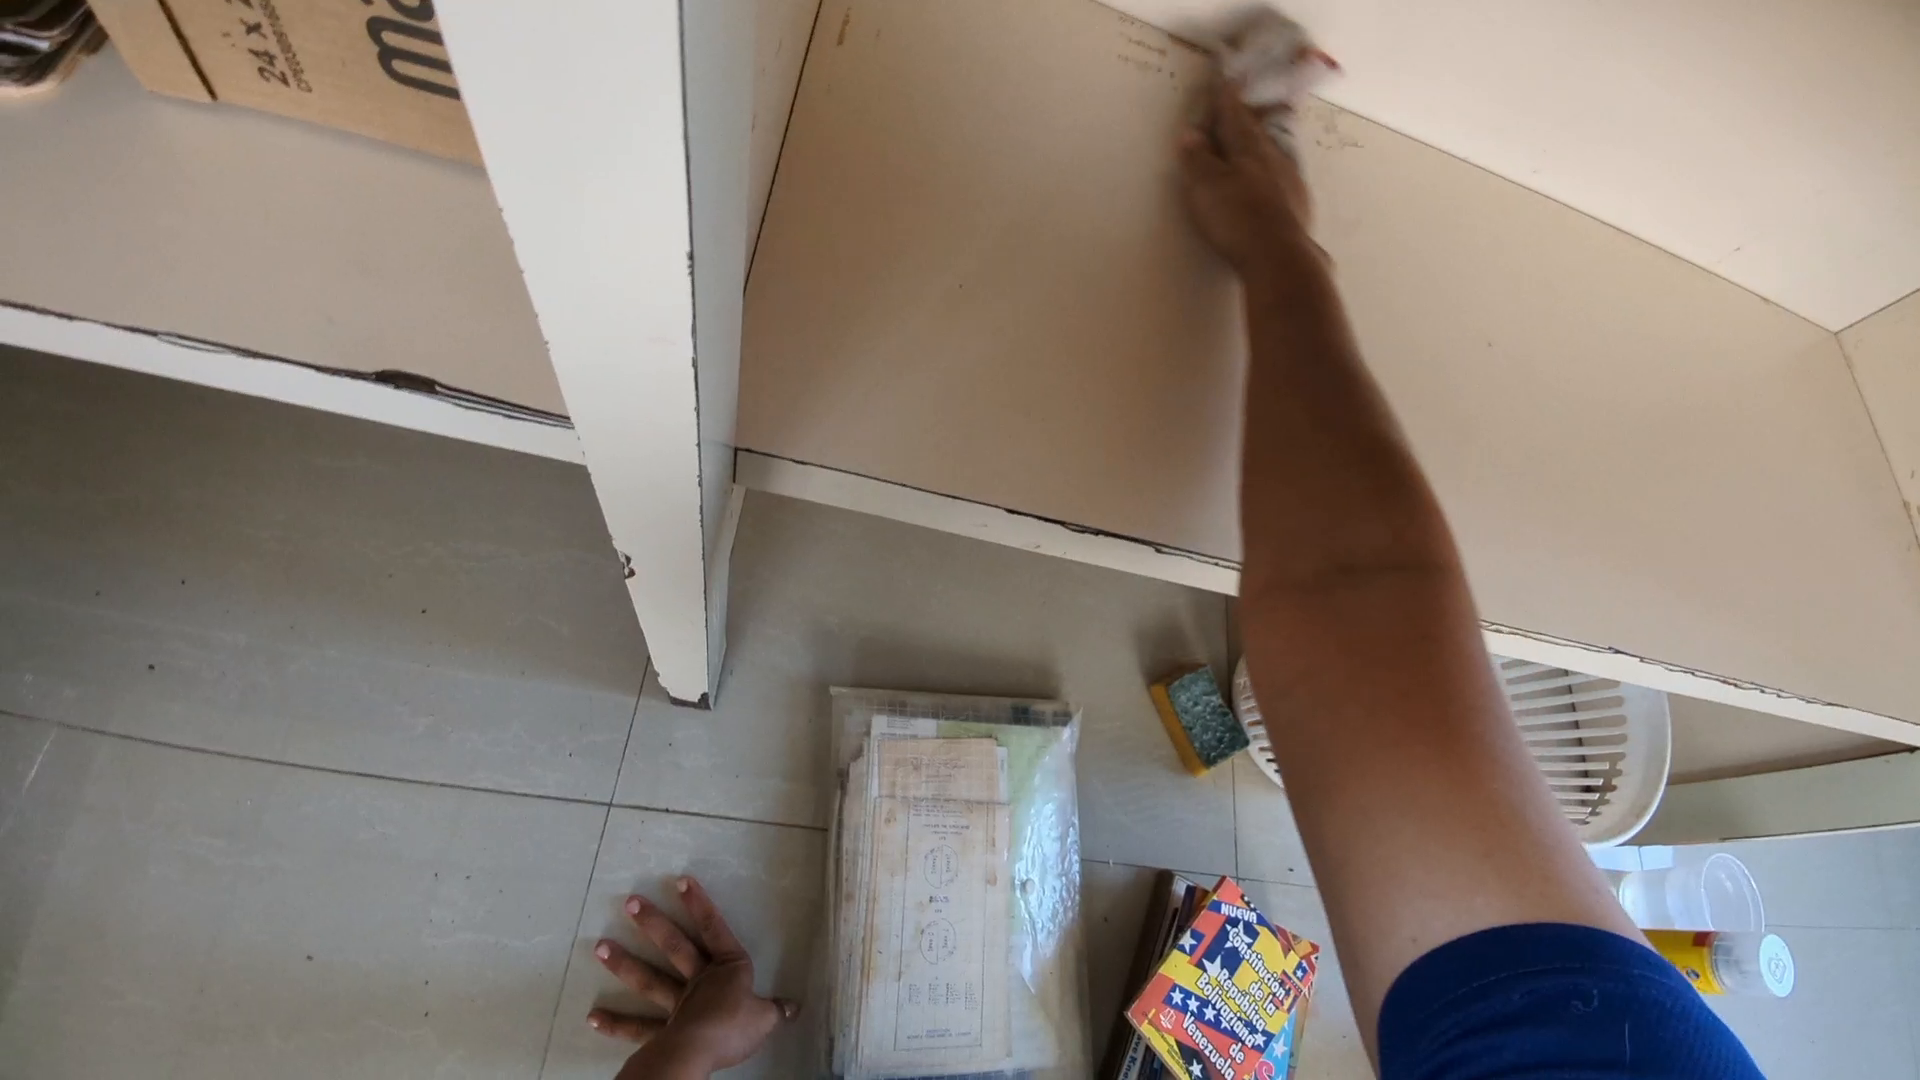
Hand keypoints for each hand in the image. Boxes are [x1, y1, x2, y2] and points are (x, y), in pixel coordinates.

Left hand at [588, 876, 796, 1075]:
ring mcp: (675, 1006)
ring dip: (624, 964)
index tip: (681, 879)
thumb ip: (777, 1010)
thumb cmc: (733, 1027)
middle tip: (629, 902)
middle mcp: (698, 981)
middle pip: (675, 946)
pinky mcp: (660, 1034)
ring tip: (599, 946)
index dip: (699, 903)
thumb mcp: (765, 1018)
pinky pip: (636, 1027)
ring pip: (649, 980)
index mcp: (726, 969)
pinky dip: (615, 1023)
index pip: (713, 927)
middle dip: (653, 923)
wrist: (700, 1054)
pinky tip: (593, 1016)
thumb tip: (796, 1007)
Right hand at [1178, 78, 1314, 272]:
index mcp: (1248, 148)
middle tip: (1238, 109)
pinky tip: (1270, 185)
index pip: (1234, 116)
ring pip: (1272, 155)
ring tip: (1252, 147)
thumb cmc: (1236, 217)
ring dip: (1260, 149)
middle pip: (1256, 132)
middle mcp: (1273, 157)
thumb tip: (1192, 133)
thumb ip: (1198, 160)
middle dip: (1244, 120)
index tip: (1223, 78)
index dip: (1226, 98)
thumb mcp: (1206, 187)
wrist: (1277, 256)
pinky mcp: (1297, 206)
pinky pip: (1281, 181)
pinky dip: (1271, 177)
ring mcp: (1289, 181)